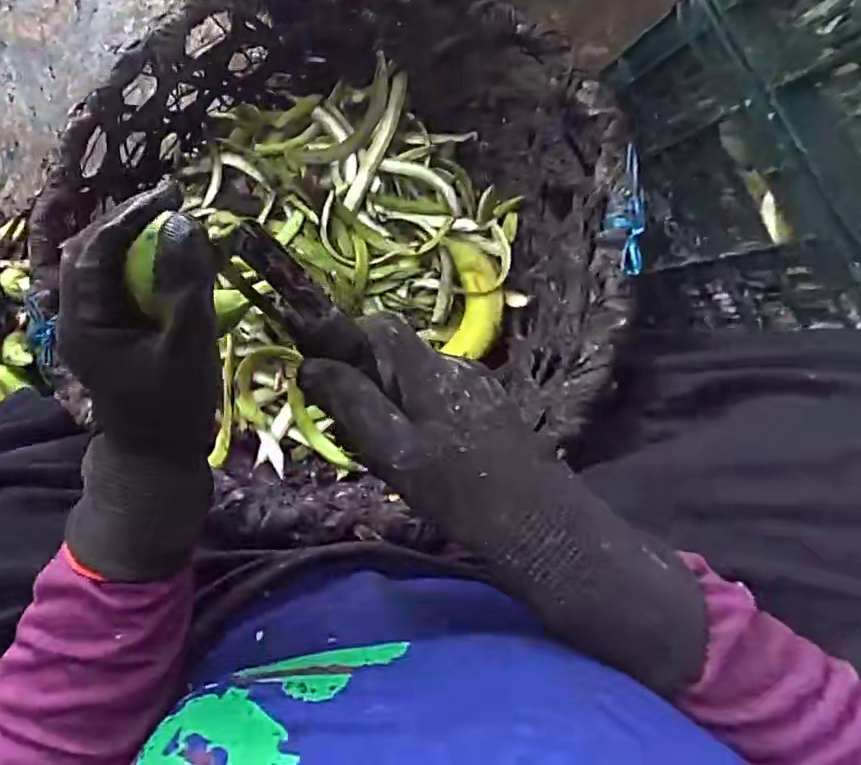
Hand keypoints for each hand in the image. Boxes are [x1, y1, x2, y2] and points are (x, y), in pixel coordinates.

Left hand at [57, 183, 217, 579]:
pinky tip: (162, 250)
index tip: (168, 196)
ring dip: (129, 236)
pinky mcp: (103, 324)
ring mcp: (86, 321)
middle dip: (125, 221)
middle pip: (87, 250)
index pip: (93, 252)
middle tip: (169, 203)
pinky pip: (112, 278)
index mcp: (82, 324)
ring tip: (168, 219)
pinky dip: (135, 257)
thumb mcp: (188, 346)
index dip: (128, 217)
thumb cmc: (173, 408)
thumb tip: (182, 222)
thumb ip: (186, 285)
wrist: (155, 458)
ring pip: (97, 261)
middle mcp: (73, 317)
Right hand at [299, 316, 707, 694]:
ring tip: (388, 446)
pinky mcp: (489, 409)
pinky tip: (423, 453)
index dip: (349, 341)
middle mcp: (454, 365)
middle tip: (356, 424)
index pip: (380, 326)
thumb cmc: (462, 494)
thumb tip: (309, 367)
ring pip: (415, 376)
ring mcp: (476, 386)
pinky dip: (417, 413)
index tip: (331, 377)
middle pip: (396, 351)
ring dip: (391, 398)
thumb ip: (352, 404)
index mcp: (428, 370)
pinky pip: (436, 396)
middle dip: (367, 377)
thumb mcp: (395, 453)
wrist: (550, 534)